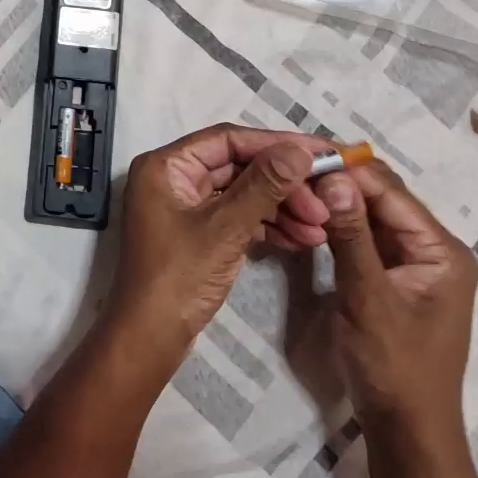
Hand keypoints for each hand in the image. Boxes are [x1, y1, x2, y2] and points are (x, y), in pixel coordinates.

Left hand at [106, 124, 335, 357]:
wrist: (151, 337)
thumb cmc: (180, 276)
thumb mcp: (226, 228)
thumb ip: (264, 186)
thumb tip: (300, 151)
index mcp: (167, 165)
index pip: (228, 139)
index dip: (277, 144)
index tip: (323, 153)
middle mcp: (173, 177)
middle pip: (238, 165)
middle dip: (284, 183)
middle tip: (326, 204)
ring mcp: (185, 205)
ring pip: (242, 192)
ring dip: (282, 207)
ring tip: (321, 228)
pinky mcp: (198, 230)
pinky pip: (238, 215)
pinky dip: (268, 224)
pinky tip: (302, 239)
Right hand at [314, 161, 477, 428]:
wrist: (404, 426)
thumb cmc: (393, 364)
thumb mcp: (367, 298)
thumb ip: (351, 236)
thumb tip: (332, 177)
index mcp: (440, 249)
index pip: (388, 191)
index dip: (345, 170)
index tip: (297, 157)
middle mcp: (431, 247)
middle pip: (380, 198)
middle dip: (337, 183)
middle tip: (288, 172)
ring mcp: (412, 261)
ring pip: (369, 215)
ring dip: (334, 202)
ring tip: (291, 188)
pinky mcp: (392, 275)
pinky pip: (363, 236)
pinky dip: (337, 225)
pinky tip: (306, 216)